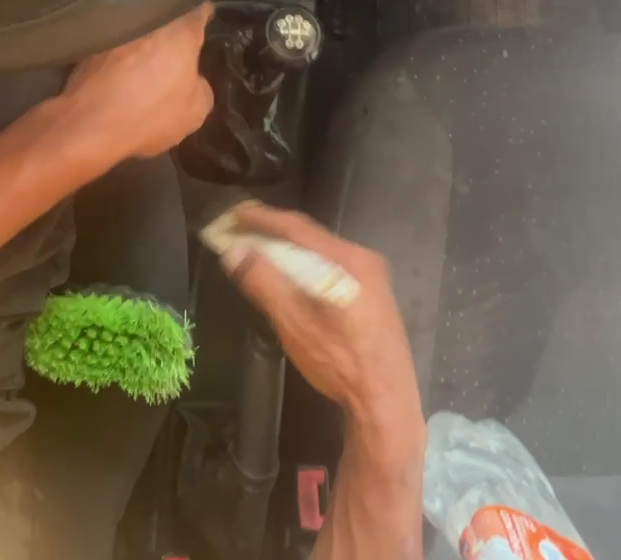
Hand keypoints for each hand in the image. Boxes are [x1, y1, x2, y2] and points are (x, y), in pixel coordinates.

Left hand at [61, 3, 214, 160]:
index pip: (200, 9)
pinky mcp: (91, 44)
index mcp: (179, 29)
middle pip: (166, 16)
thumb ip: (200, 86)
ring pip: (137, 28)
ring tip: (146, 59)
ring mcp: (115, 29)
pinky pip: (113, 44)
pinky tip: (120, 72)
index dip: (205, 15)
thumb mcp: (195, 111)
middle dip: (172, 27)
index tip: (205, 21)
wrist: (89, 124)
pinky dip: (119, 54)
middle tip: (176, 44)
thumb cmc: (150, 114)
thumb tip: (192, 79)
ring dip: (142, 40)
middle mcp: (147, 19)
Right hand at [222, 205, 422, 435]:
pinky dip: (302, 265)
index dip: (262, 218)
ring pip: (318, 252)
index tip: (234, 214)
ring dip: (285, 250)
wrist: (387, 405)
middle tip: (239, 230)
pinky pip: (329, 267)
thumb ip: (263, 281)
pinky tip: (286, 276)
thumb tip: (234, 251)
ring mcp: (370, 278)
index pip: (297, 227)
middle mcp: (363, 260)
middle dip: (271, 232)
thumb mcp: (295, 322)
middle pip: (309, 236)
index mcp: (348, 260)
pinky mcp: (370, 296)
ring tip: (256, 250)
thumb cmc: (341, 363)